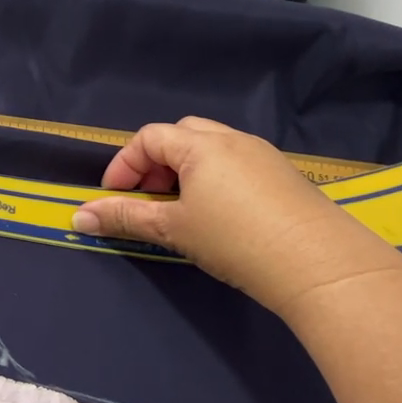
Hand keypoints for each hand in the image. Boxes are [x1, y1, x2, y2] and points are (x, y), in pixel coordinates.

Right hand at [71, 117, 401, 321]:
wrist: (322, 267)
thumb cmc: (235, 240)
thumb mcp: (173, 229)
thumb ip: (125, 217)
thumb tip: (79, 216)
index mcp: (202, 145)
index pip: (149, 138)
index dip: (124, 164)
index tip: (114, 197)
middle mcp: (234, 140)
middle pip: (182, 134)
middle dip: (156, 161)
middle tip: (149, 196)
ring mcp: (265, 157)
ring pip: (212, 149)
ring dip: (186, 170)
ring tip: (181, 208)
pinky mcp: (287, 178)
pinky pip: (237, 165)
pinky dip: (215, 180)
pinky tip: (218, 216)